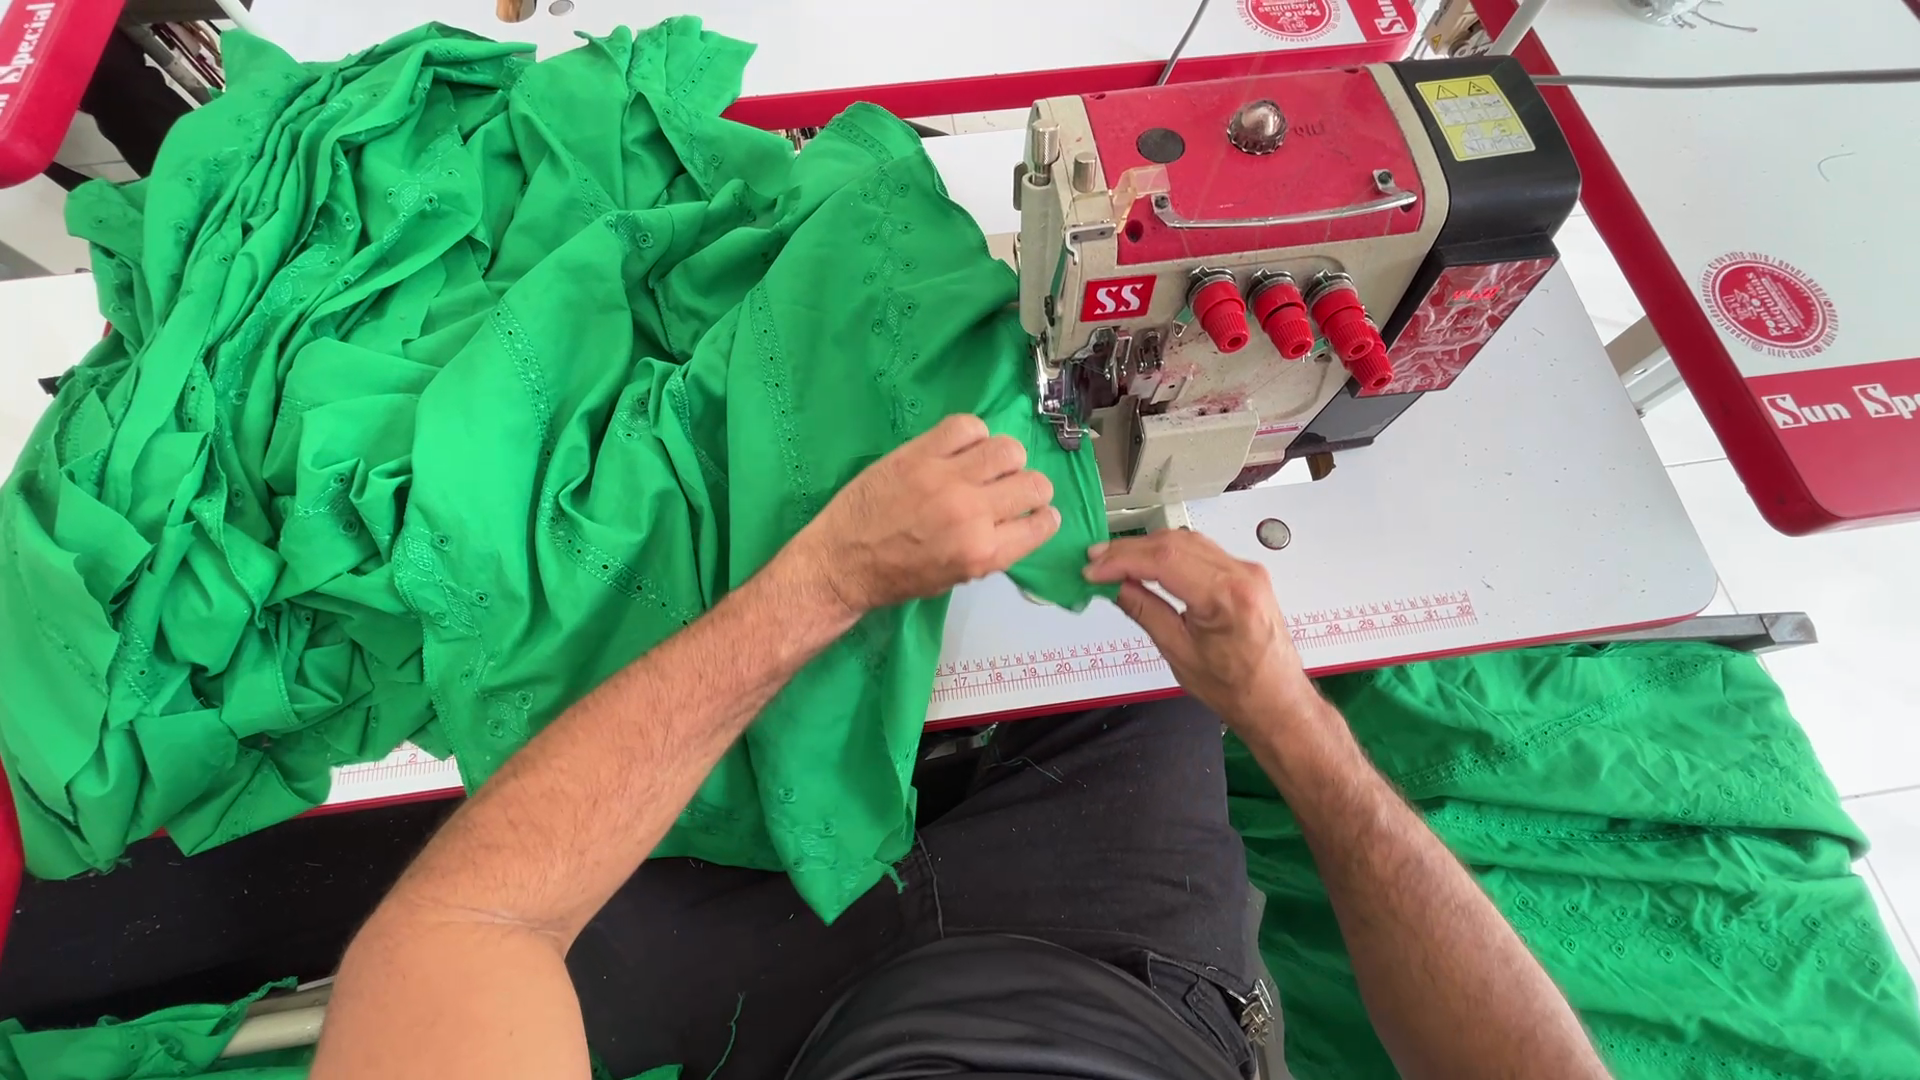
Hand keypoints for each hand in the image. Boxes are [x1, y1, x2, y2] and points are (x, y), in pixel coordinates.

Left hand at [789, 414, 1061, 618]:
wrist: (843, 562)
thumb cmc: (899, 577)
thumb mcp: (958, 576)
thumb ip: (992, 547)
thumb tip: (1016, 520)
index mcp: (984, 552)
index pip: (1042, 523)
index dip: (1043, 516)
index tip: (1035, 512)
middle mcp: (973, 513)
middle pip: (1033, 483)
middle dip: (1030, 488)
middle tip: (1010, 489)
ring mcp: (946, 479)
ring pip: (1007, 449)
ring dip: (1005, 459)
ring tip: (986, 466)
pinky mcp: (920, 454)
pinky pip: (967, 426)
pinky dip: (973, 435)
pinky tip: (962, 449)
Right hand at [1083, 529, 1325, 741]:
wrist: (1276, 700)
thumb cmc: (1235, 687)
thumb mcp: (1178, 652)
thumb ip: (1144, 610)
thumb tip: (1113, 586)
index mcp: (1226, 597)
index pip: (1164, 560)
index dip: (1121, 560)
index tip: (1092, 570)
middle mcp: (1241, 575)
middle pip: (1173, 543)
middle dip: (1128, 549)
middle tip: (1094, 562)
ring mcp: (1246, 570)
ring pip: (1186, 541)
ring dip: (1145, 547)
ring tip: (1112, 561)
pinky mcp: (1244, 573)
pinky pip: (1200, 550)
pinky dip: (1167, 552)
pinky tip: (1145, 562)